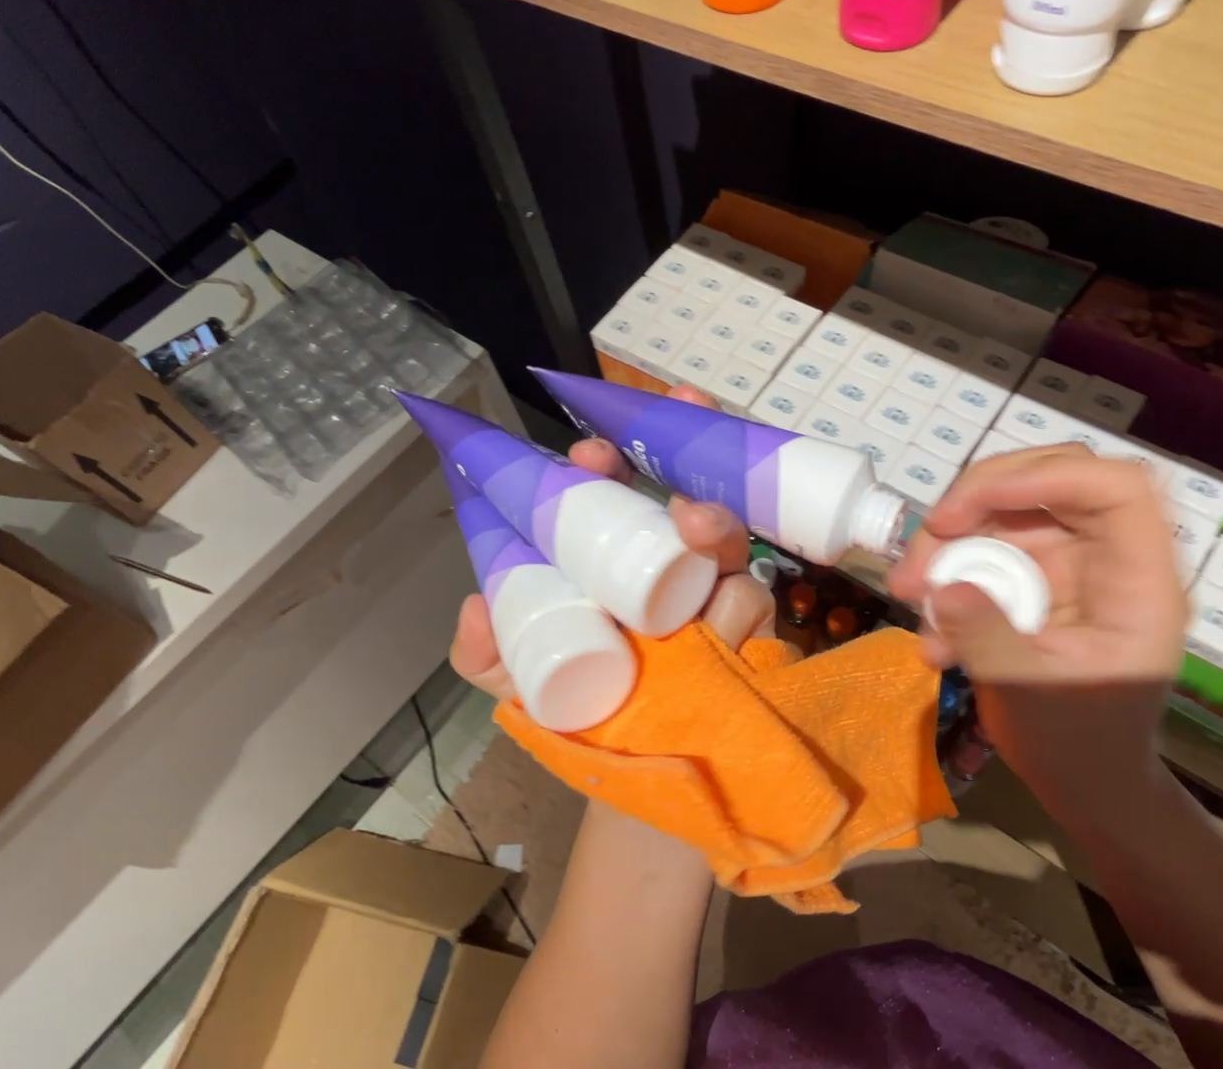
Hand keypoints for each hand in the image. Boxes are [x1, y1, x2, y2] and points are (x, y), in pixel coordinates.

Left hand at [450, 386, 772, 702]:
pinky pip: (749, 606)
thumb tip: (473, 605)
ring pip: (725, 546)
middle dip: (684, 456)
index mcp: (614, 568)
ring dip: (716, 523)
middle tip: (664, 440)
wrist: (633, 781)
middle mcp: (666, 572)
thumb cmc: (579, 715)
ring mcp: (710, 600)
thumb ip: (485, 653)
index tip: (591, 456)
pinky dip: (734, 606)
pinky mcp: (750, 638)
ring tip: (695, 522)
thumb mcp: (518, 682)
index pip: (616, 502)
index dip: (606, 470)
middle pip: (681, 505)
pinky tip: (720, 619)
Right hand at [887, 445, 1188, 804]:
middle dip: (978, 498)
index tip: (969, 507)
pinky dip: (948, 574)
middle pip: (1050, 481)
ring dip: (949, 541)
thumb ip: (989, 638)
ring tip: (909, 593)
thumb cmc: (1078, 743)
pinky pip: (984, 549)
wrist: (1083, 778)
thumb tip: (944, 586)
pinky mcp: (1033, 579)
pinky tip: (930, 627)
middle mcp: (1105, 556)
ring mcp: (1068, 564)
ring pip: (1005, 511)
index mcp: (1137, 581)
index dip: (1044, 476)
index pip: (1113, 489)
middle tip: (928, 537)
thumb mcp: (1030, 695)